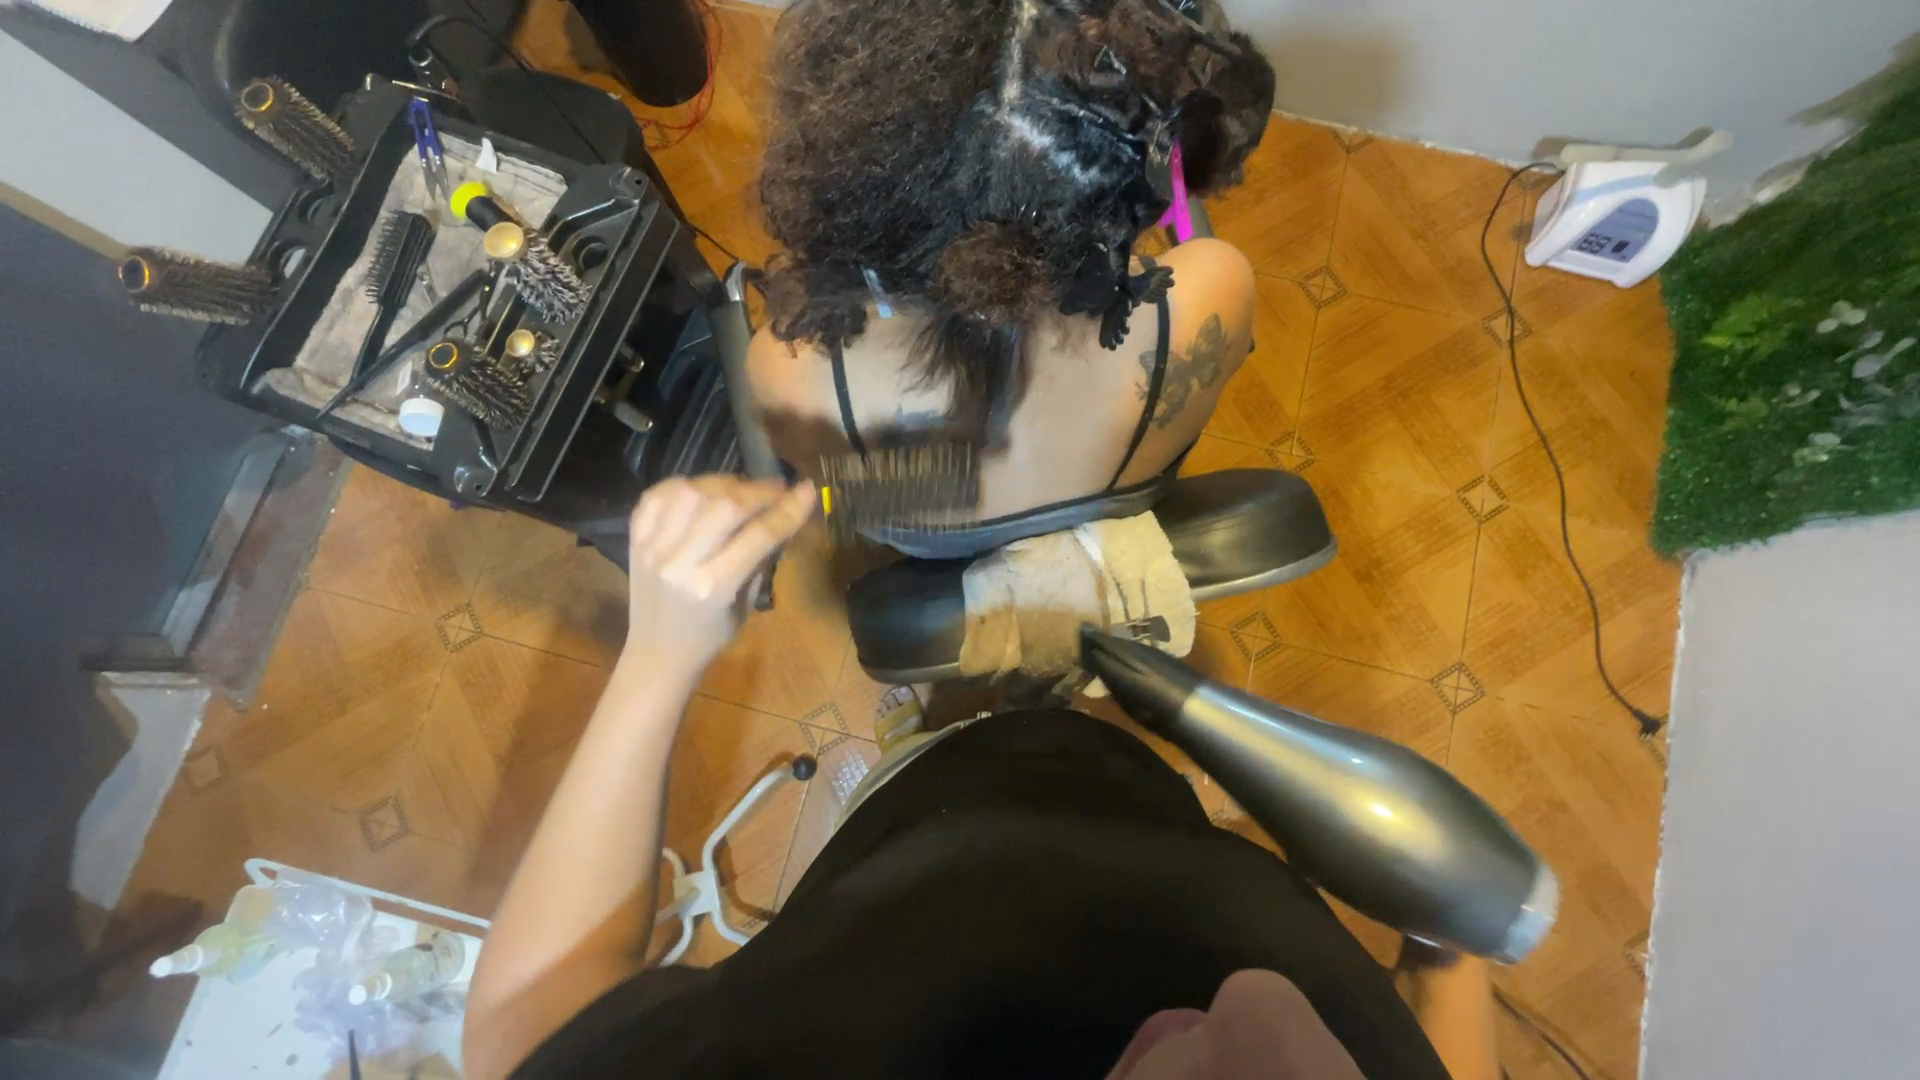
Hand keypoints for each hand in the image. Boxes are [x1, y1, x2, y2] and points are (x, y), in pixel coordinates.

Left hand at [624, 475, 815, 670]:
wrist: (656, 654)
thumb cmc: (710, 635)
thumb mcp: (746, 604)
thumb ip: (761, 557)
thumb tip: (784, 513)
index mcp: (713, 588)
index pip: (758, 535)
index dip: (788, 509)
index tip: (807, 490)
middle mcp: (679, 563)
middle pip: (725, 506)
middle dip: (758, 491)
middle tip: (777, 488)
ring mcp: (652, 548)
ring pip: (691, 492)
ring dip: (723, 483)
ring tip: (741, 489)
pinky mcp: (634, 540)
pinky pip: (657, 496)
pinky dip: (684, 485)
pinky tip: (703, 490)